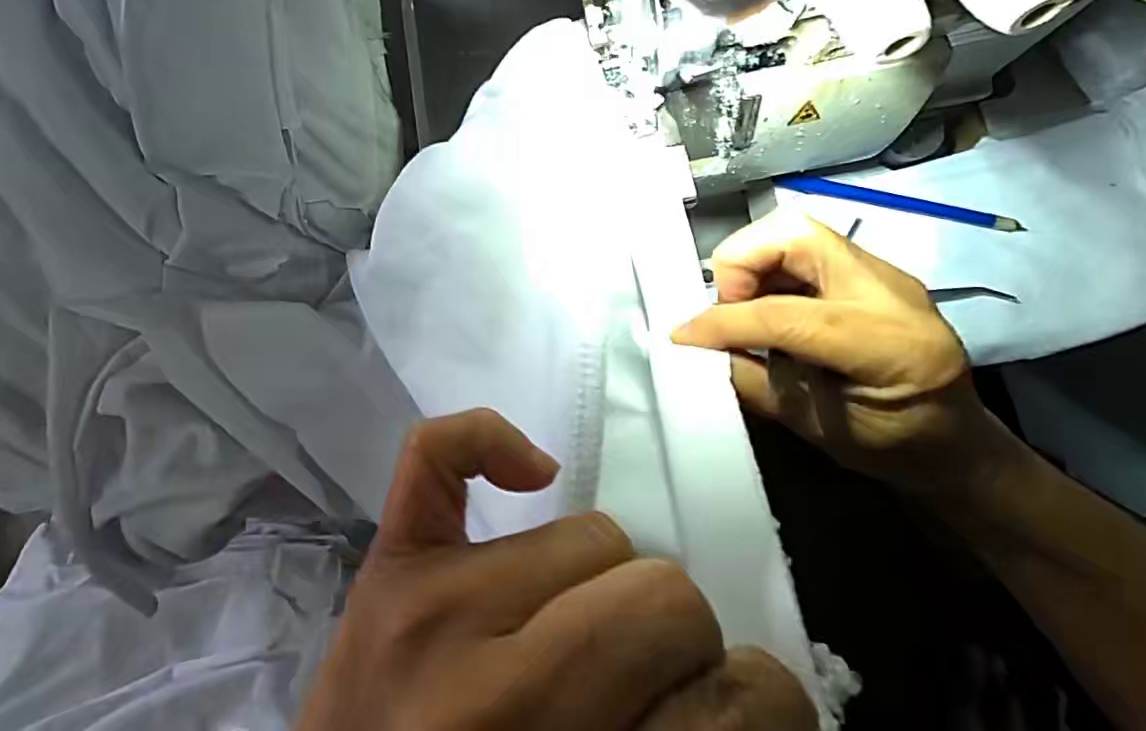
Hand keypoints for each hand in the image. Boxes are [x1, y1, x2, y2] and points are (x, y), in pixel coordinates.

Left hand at [294, 409, 815, 730]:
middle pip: (664, 595)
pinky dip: (489, 443)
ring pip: (597, 534)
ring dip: (607, 578)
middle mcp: (495, 698)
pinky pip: (440, 457)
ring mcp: (430, 612)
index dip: (751, 703)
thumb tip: (756, 685)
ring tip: (573, 628)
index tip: (709, 718)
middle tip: (632, 681)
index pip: (739, 698)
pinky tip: (529, 475)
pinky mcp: (388, 569)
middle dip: (670, 637)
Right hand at [672, 211, 1014, 494]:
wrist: (961, 443)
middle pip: (795, 234)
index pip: (787, 315)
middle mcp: (891, 291)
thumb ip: (757, 384)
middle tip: (730, 311)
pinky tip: (771, 306)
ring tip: (747, 310)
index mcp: (890, 346)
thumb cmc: (899, 451)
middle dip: (741, 263)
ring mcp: (884, 273)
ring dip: (754, 262)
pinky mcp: (871, 270)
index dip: (724, 321)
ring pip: (796, 230)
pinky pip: (806, 247)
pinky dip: (771, 268)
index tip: (683, 336)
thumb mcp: (821, 432)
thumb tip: (704, 351)